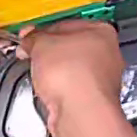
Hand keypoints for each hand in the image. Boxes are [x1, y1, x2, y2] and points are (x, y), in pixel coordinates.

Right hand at [19, 20, 124, 136]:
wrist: (79, 112)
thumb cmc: (72, 75)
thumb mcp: (41, 44)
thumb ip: (33, 38)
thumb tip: (29, 40)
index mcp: (101, 31)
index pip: (66, 25)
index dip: (44, 31)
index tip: (29, 37)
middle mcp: (107, 55)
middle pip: (70, 49)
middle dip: (48, 53)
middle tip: (31, 55)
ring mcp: (102, 81)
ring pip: (71, 72)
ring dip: (54, 74)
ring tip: (42, 77)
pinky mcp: (93, 102)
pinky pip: (71, 91)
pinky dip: (59, 92)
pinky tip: (52, 94)